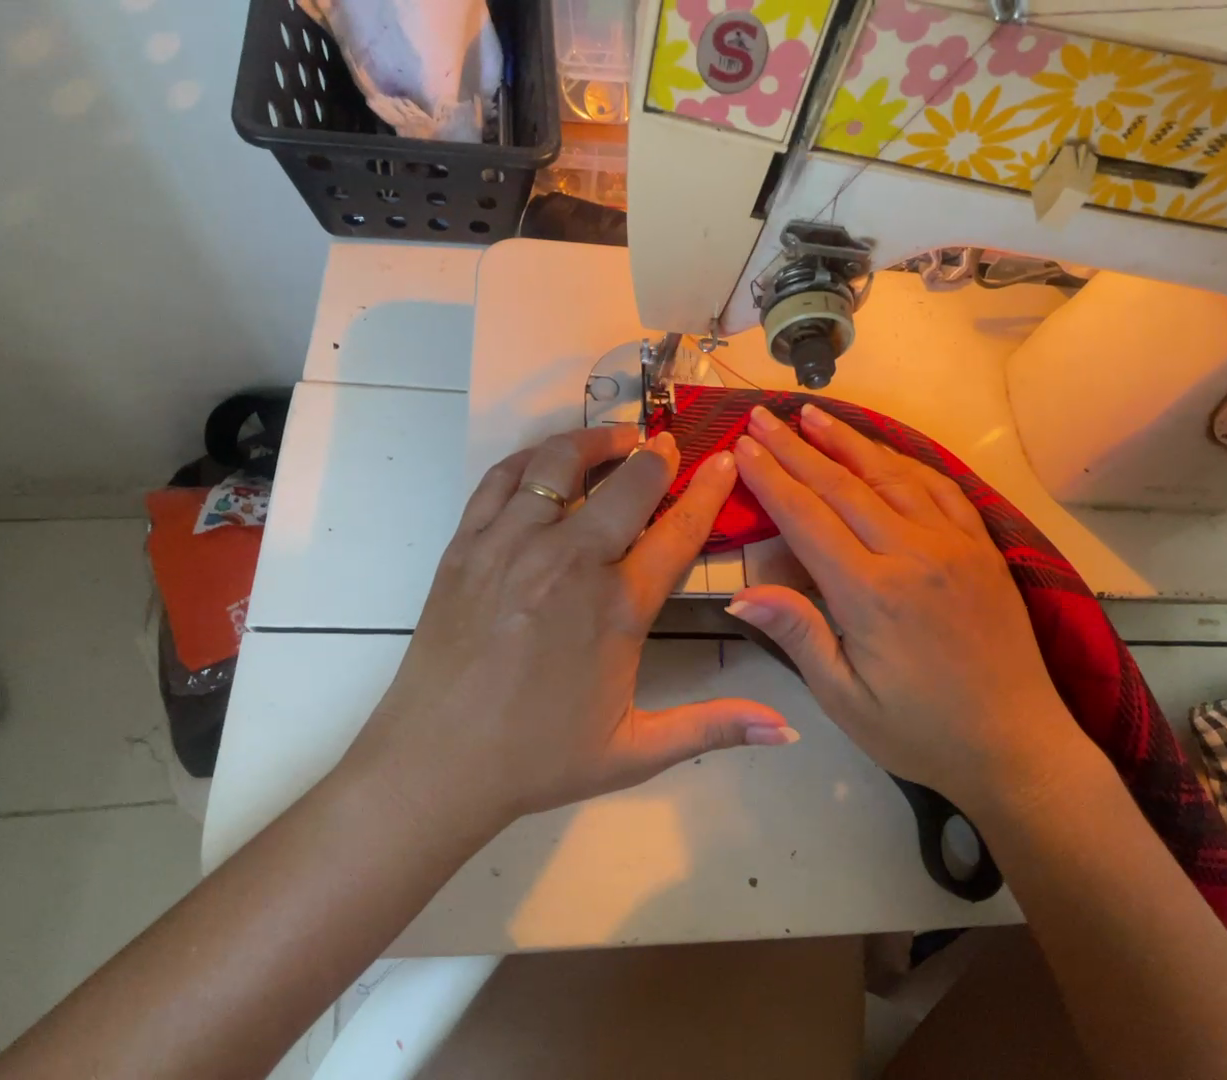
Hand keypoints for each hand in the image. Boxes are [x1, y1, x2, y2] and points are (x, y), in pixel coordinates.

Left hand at [347, 425, 797, 831]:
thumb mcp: (635, 751)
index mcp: (617, 608)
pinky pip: (501, 479)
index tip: (722, 460)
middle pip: (625, 485)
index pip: (677, 532)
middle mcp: (568, 561)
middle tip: (667, 445)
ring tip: (613, 439)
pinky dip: (530, 458)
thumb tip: (788, 731)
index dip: (706, 491)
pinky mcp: (466, 546)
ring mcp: (511, 546)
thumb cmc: (539, 759)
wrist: (438, 762)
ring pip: (559, 465)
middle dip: (654, 457)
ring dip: (593, 442)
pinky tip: (545, 460)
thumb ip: (714, 727)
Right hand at [725, 404, 1088, 803]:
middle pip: (842, 485)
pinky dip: (906, 461)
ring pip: (891, 475)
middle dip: (796, 448)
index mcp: (871, 593)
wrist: (1016, 746)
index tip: (741, 445)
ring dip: (848, 440)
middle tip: (762, 416)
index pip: (807, 518)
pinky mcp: (983, 549)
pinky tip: (884, 450)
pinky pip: (941, 488)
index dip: (770, 478)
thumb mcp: (845, 698)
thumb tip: (739, 593)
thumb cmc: (919, 732)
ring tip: (813, 414)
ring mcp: (954, 545)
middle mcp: (913, 554)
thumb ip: (798, 635)